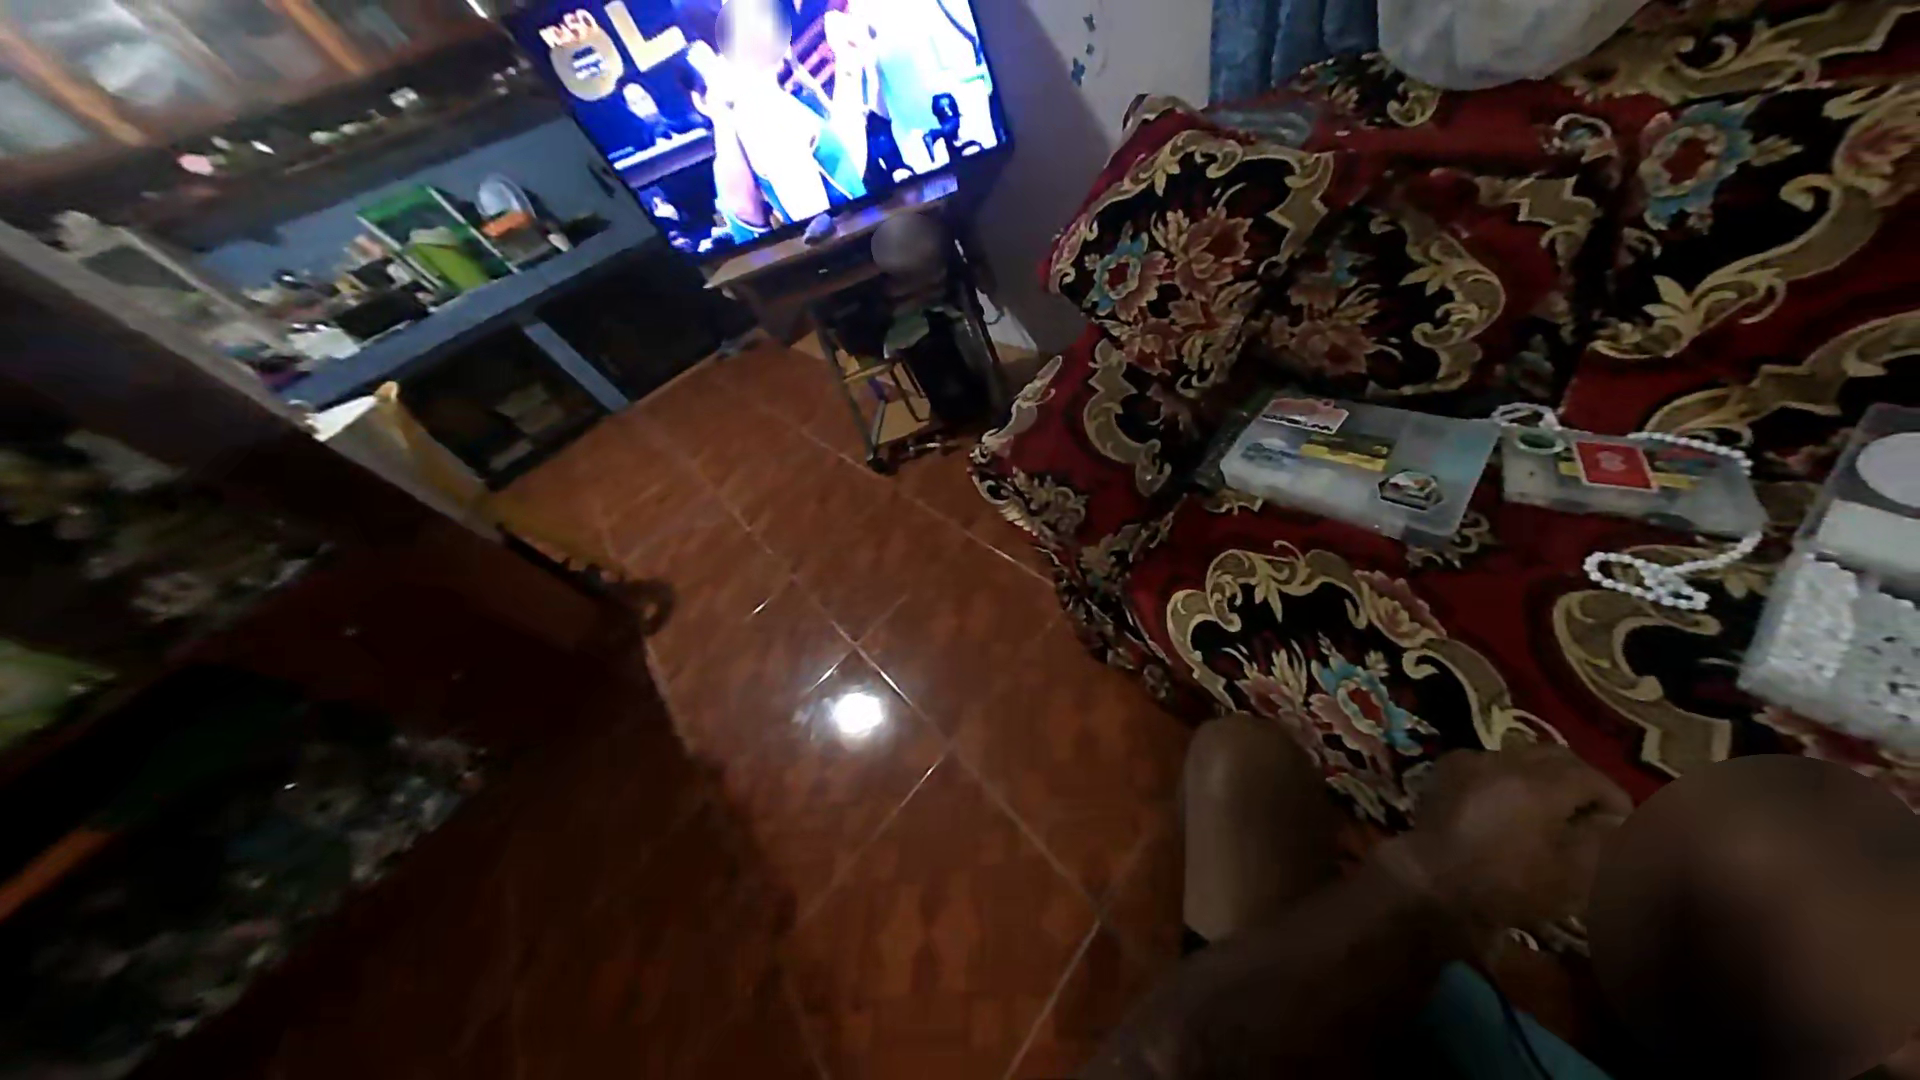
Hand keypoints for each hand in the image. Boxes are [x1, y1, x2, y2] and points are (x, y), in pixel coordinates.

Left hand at [1387, 744, 1631, 936]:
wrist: (1433, 876)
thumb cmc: (1508, 881)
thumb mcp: (1573, 872)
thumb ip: (1602, 839)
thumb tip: (1613, 819)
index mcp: (1535, 784)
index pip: (1589, 775)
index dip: (1614, 798)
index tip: (1623, 822)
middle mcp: (1499, 761)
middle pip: (1553, 756)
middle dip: (1580, 780)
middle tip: (1593, 812)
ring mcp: (1467, 761)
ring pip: (1518, 756)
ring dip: (1543, 776)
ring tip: (1554, 810)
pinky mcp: (1444, 770)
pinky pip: (1487, 762)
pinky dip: (1507, 777)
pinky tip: (1511, 806)